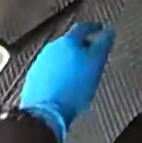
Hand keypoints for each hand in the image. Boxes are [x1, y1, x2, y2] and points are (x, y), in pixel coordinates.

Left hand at [18, 22, 114, 142]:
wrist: (44, 116)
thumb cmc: (73, 89)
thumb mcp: (96, 64)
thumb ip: (103, 45)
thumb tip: (109, 31)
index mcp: (68, 41)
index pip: (83, 27)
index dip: (93, 27)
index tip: (100, 29)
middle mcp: (51, 49)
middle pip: (69, 42)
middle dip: (81, 47)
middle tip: (91, 54)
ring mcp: (39, 65)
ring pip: (58, 57)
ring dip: (69, 61)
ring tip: (79, 73)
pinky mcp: (32, 82)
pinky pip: (49, 72)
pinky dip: (59, 74)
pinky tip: (64, 86)